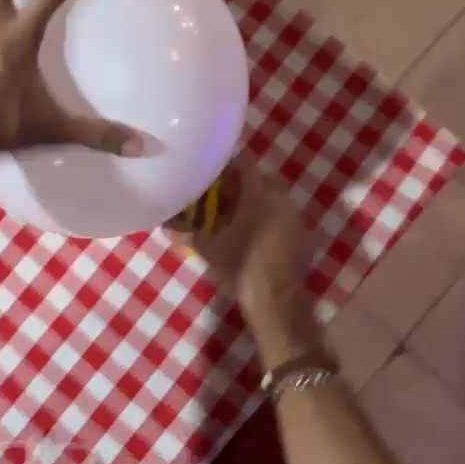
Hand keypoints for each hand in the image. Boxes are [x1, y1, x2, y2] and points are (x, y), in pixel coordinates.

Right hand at [175, 160, 318, 362]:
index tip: (212, 167)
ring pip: (274, 197)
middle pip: (262, 179)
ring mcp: (294, 217)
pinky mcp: (301, 235)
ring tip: (235, 212)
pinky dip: (268, 216)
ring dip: (257, 200)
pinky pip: (282, 215)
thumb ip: (186, 234)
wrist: (275, 300)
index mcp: (259, 194)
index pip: (245, 164)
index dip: (228, 163)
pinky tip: (252, 231)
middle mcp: (281, 199)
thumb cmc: (240, 265)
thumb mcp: (208, 249)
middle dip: (243, 183)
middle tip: (221, 192)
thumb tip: (163, 227)